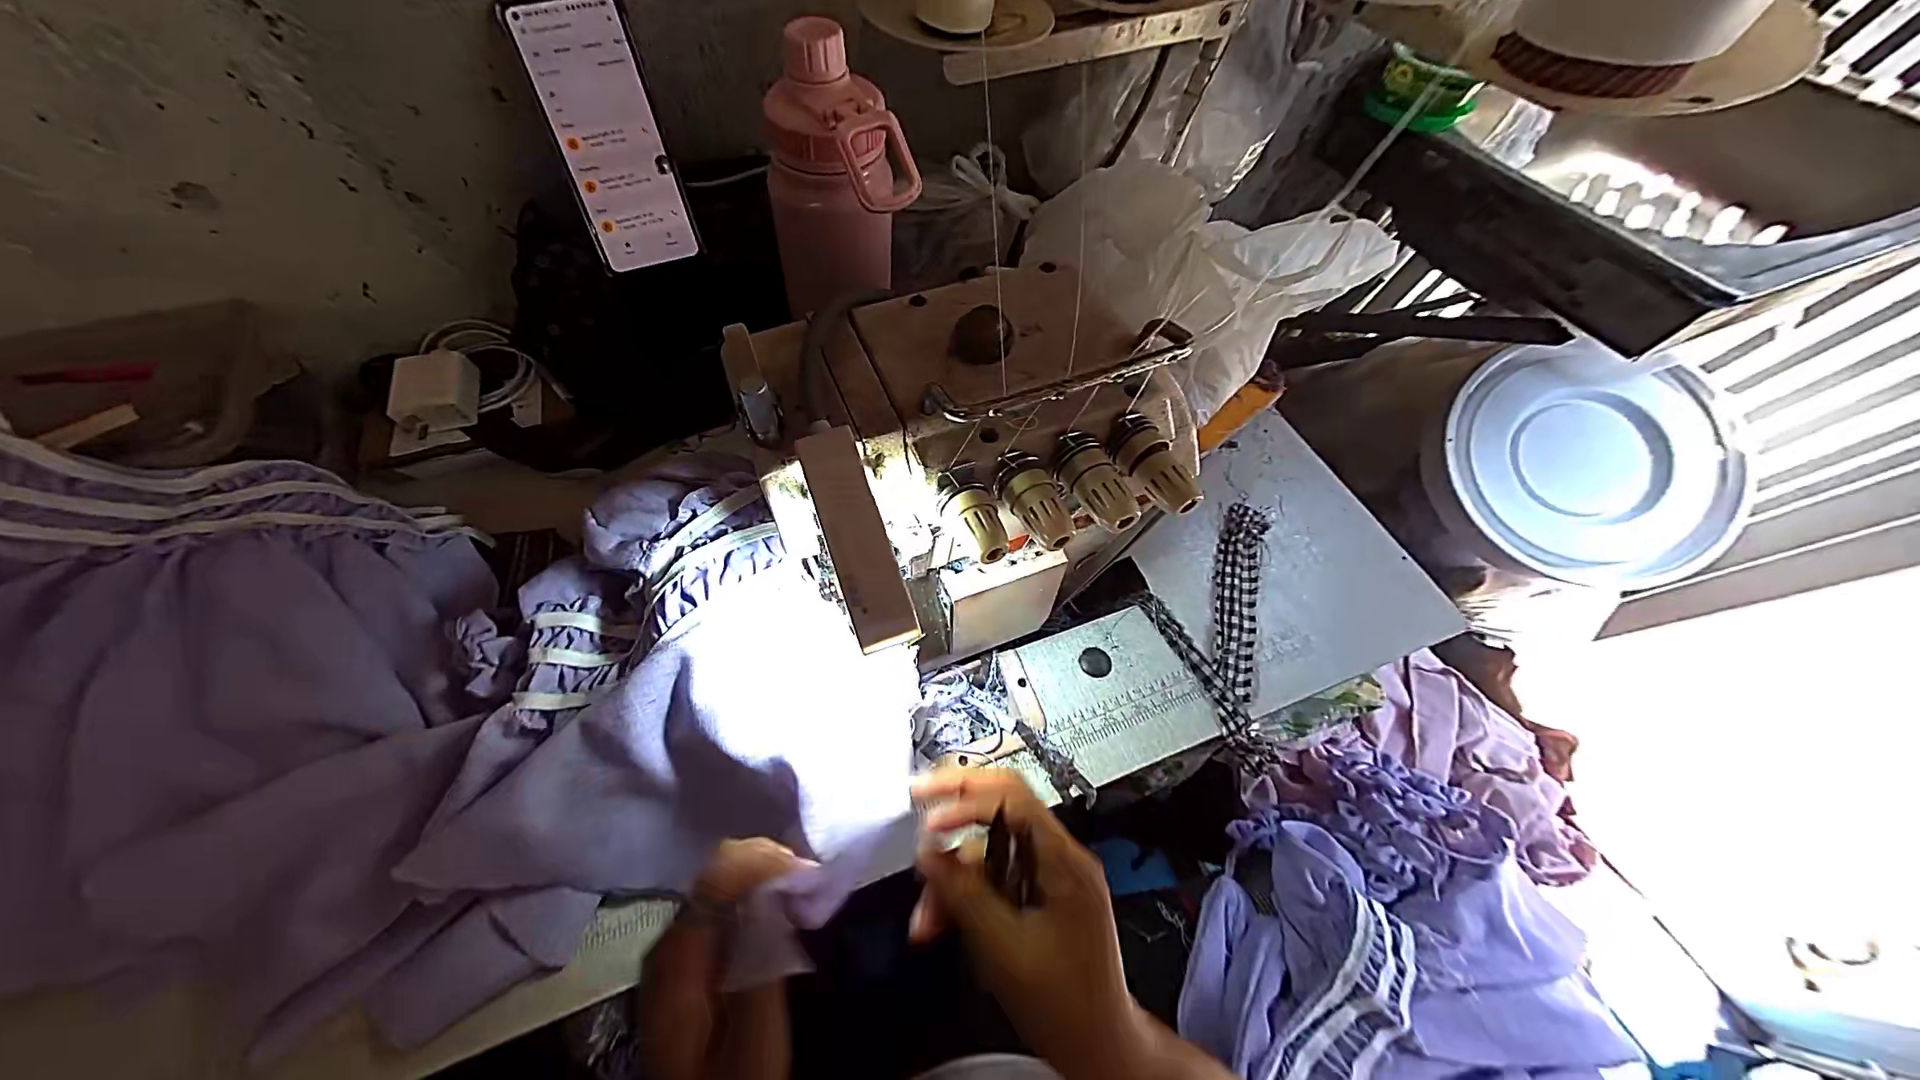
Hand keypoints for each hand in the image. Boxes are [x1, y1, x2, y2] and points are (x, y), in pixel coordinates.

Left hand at [633, 839, 808, 1079]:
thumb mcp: (754, 1045)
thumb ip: (762, 969)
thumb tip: (772, 898)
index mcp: (676, 960)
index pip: (718, 877)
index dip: (765, 863)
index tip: (808, 874)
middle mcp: (666, 943)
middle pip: (718, 872)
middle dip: (769, 866)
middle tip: (812, 881)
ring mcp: (674, 948)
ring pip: (722, 883)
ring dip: (766, 878)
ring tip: (803, 891)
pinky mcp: (688, 957)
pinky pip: (723, 904)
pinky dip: (756, 897)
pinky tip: (781, 908)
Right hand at [909, 769, 1231, 1079]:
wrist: (1097, 1048)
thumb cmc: (1063, 1003)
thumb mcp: (1004, 946)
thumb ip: (964, 893)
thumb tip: (929, 852)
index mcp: (1063, 859)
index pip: (1013, 798)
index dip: (966, 797)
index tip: (928, 817)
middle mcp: (1060, 856)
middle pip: (1003, 809)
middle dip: (957, 810)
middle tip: (919, 804)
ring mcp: (1051, 875)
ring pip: (991, 851)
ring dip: (954, 875)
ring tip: (926, 917)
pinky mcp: (1040, 895)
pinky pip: (997, 876)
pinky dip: (967, 892)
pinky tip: (943, 920)